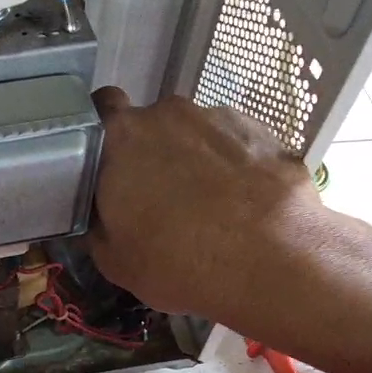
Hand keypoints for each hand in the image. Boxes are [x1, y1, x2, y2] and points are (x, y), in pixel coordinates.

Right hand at [88, 88, 353, 328]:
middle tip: (158, 200)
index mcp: (122, 138)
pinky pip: (236, 148)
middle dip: (152, 155)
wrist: (272, 264)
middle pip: (152, 127)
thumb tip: (101, 215)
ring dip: (196, 162)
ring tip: (210, 209)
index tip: (108, 165)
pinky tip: (243, 208)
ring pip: (197, 137)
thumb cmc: (176, 263)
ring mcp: (220, 118)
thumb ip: (99, 225)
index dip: (103, 134)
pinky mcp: (264, 133)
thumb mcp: (114, 261)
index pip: (101, 108)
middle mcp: (168, 115)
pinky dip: (235, 170)